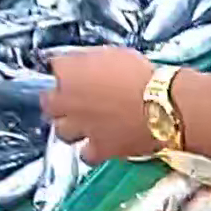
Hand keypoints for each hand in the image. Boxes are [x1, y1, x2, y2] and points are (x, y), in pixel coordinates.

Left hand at [44, 47, 156, 161]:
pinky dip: (90, 153)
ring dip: (69, 129)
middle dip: (58, 104)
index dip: (67, 73)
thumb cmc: (143, 77)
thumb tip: (95, 71)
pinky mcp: (100, 150)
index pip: (54, 68)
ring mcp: (82, 127)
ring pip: (62, 132)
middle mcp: (67, 99)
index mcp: (68, 69)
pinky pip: (86, 155)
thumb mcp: (113, 55)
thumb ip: (94, 65)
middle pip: (48, 104)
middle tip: (70, 105)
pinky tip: (97, 149)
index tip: (76, 76)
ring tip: (81, 129)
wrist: (161, 107)